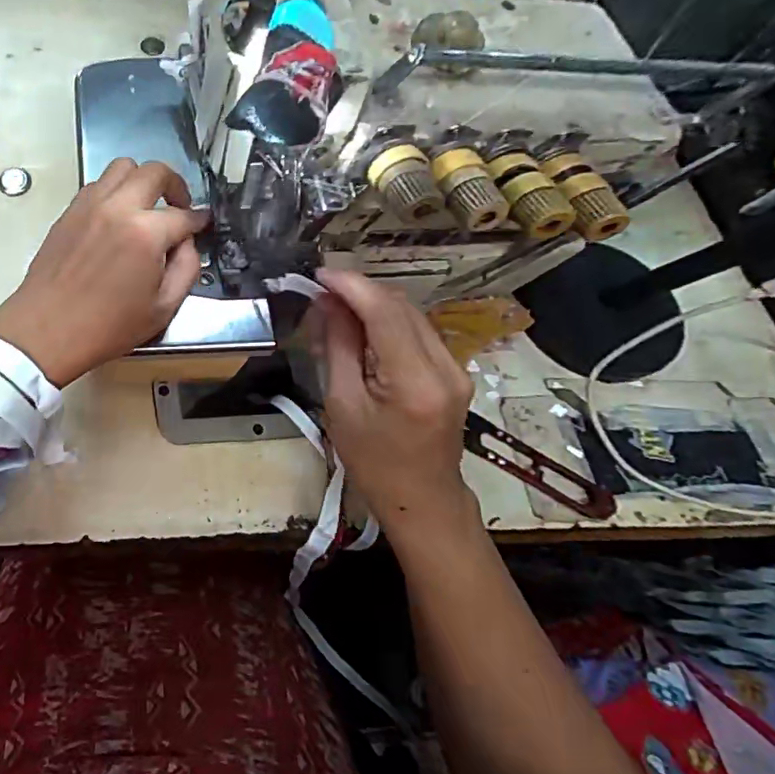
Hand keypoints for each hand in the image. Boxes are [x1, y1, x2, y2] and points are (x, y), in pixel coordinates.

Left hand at [0, 159, 209, 385]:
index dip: (199, 220)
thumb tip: (187, 245)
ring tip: (147, 205)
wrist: (48, 330)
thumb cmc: (104, 326)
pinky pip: (97, 184)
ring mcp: (89, 206)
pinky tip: (117, 216)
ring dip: (142, 180)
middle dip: (175, 184)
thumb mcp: (163, 309)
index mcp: (145, 234)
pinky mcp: (69, 213)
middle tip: (179, 205)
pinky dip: (114, 191)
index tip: (201, 223)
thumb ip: (186, 269)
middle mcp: (117, 209)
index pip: (184, 214)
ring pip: (123, 167)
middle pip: (155, 172)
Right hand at [314, 268, 478, 531]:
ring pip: (412, 315)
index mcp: (414, 382)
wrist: (421, 498)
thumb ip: (338, 348)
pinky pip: (419, 331)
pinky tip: (363, 326)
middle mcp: (445, 367)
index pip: (385, 313)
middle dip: (360, 291)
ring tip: (336, 307)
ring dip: (374, 303)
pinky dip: (388, 321)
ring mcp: (456, 368)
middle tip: (321, 291)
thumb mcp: (342, 405)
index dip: (351, 286)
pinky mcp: (455, 371)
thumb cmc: (372, 462)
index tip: (319, 275)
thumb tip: (328, 304)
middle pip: (402, 307)